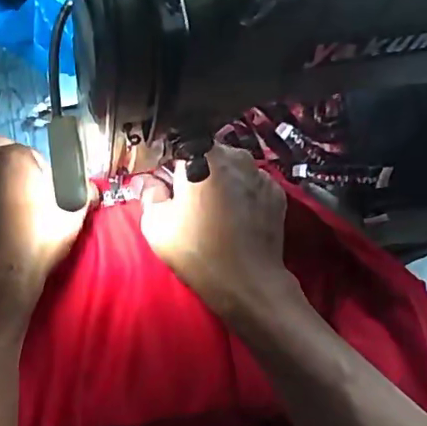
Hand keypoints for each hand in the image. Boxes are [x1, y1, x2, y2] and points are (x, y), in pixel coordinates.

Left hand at [0, 133, 89, 318]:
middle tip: (29, 188)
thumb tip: (91, 189)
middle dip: (14, 163)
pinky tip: (0, 224)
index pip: (32, 153)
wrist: (4, 277)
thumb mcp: (73, 218)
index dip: (43, 170)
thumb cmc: (40, 241)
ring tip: (14, 208)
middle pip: (0, 150)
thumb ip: (84, 196)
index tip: (49, 190)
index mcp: (15, 158)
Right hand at [140, 145, 295, 320]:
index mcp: (203, 158)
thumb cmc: (196, 251)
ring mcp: (261, 174)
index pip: (179, 144)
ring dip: (220, 183)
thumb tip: (150, 182)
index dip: (169, 163)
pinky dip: (241, 196)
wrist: (246, 282)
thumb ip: (149, 194)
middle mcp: (236, 157)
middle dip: (197, 172)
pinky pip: (251, 186)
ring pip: (232, 169)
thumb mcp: (155, 225)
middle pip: (209, 154)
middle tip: (185, 202)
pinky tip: (233, 220)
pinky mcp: (277, 193)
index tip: (164, 182)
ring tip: (211, 213)